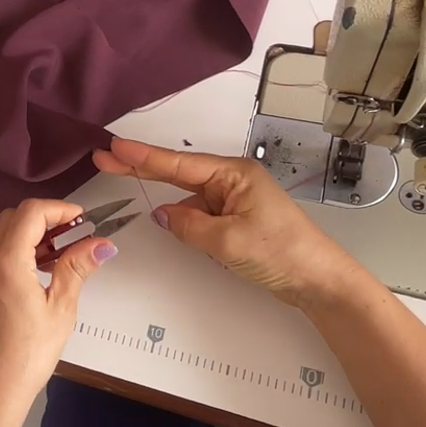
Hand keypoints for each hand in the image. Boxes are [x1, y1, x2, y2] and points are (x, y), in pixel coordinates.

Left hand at [0, 199, 114, 417]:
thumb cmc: (27, 355)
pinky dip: (14, 252)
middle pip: (12, 218)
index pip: (31, 212)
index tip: (83, 219)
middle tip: (74, 235)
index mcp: (6, 260)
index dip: (60, 209)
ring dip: (29, 235)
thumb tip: (102, 244)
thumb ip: (77, 267)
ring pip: (0, 236)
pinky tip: (36, 275)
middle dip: (45, 219)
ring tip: (59, 256)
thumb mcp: (61, 308)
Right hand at [92, 136, 365, 308]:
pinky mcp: (236, 218)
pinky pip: (201, 214)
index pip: (178, 163)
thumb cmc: (282, 252)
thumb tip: (163, 214)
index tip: (113, 146)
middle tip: (105, 158)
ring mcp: (234, 199)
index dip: (142, 156)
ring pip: (189, 198)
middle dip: (143, 168)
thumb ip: (187, 225)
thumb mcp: (226, 240)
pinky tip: (182, 232)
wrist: (320, 280)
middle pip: (178, 172)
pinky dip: (188, 222)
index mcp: (233, 173)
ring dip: (174, 208)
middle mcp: (232, 179)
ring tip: (180, 224)